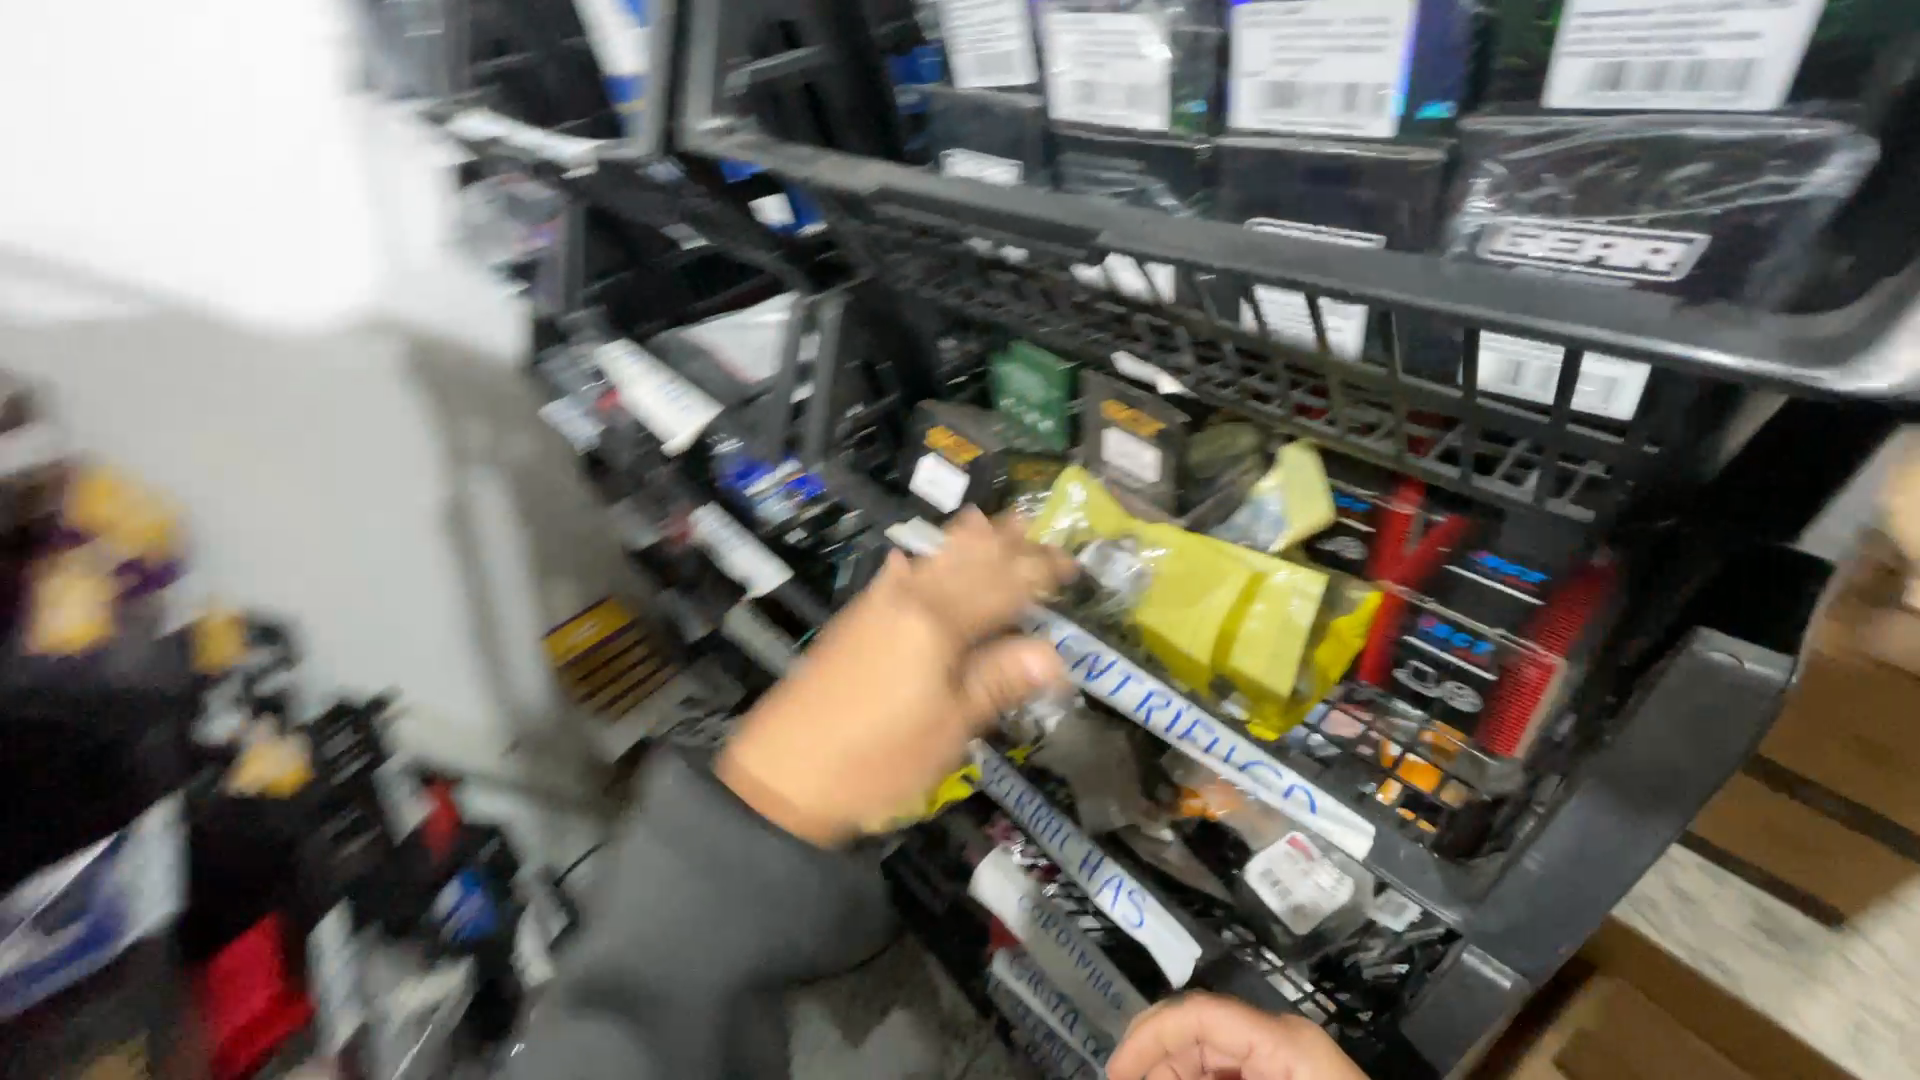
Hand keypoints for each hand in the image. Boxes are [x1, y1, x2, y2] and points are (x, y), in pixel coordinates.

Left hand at [716, 509, 1076, 846]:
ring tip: (992, 520)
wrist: (782, 775)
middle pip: (968, 560)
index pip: (1003, 586)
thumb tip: (1055, 657)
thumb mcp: (947, 730)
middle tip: (1042, 531)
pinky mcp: (856, 620)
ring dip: (966, 540)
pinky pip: (898, 574)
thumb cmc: (876, 762)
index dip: (1040, 572)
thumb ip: (997, 682)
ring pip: (932, 559)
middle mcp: (909, 600)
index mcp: (938, 624)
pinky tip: (916, 557)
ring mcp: (877, 606)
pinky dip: (921, 560)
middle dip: (1009, 545)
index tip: (1073, 566)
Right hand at [1108, 993, 1367, 1079]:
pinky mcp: (1288, 1078)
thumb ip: (1200, 1079)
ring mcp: (1285, 1060)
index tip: (1116, 1074)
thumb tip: (1147, 1078)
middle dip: (1156, 1060)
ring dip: (1175, 1074)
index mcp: (1279, 1039)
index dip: (1147, 1037)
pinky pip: (1230, 1074)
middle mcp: (1279, 1039)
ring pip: (1210, 1055)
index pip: (1196, 1014)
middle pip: (1198, 1032)